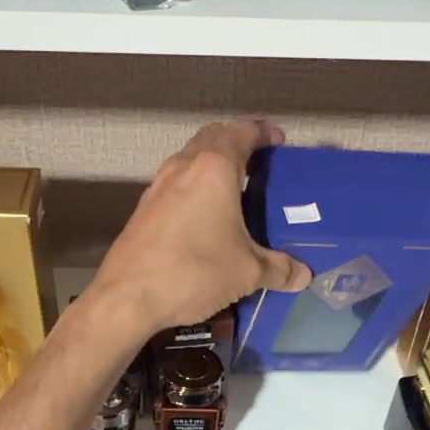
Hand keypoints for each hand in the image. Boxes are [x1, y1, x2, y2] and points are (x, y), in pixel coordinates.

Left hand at [88, 119, 312, 335]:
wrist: (127, 297)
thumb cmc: (193, 272)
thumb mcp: (246, 272)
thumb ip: (277, 268)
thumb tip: (302, 276)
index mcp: (213, 168)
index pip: (242, 132)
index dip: (263, 132)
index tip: (279, 142)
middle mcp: (183, 166)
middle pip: (213, 137)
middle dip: (236, 141)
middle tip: (259, 161)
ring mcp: (158, 186)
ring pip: (190, 159)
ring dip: (212, 163)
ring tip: (236, 188)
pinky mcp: (144, 209)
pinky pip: (176, 184)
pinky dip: (195, 186)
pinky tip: (206, 216)